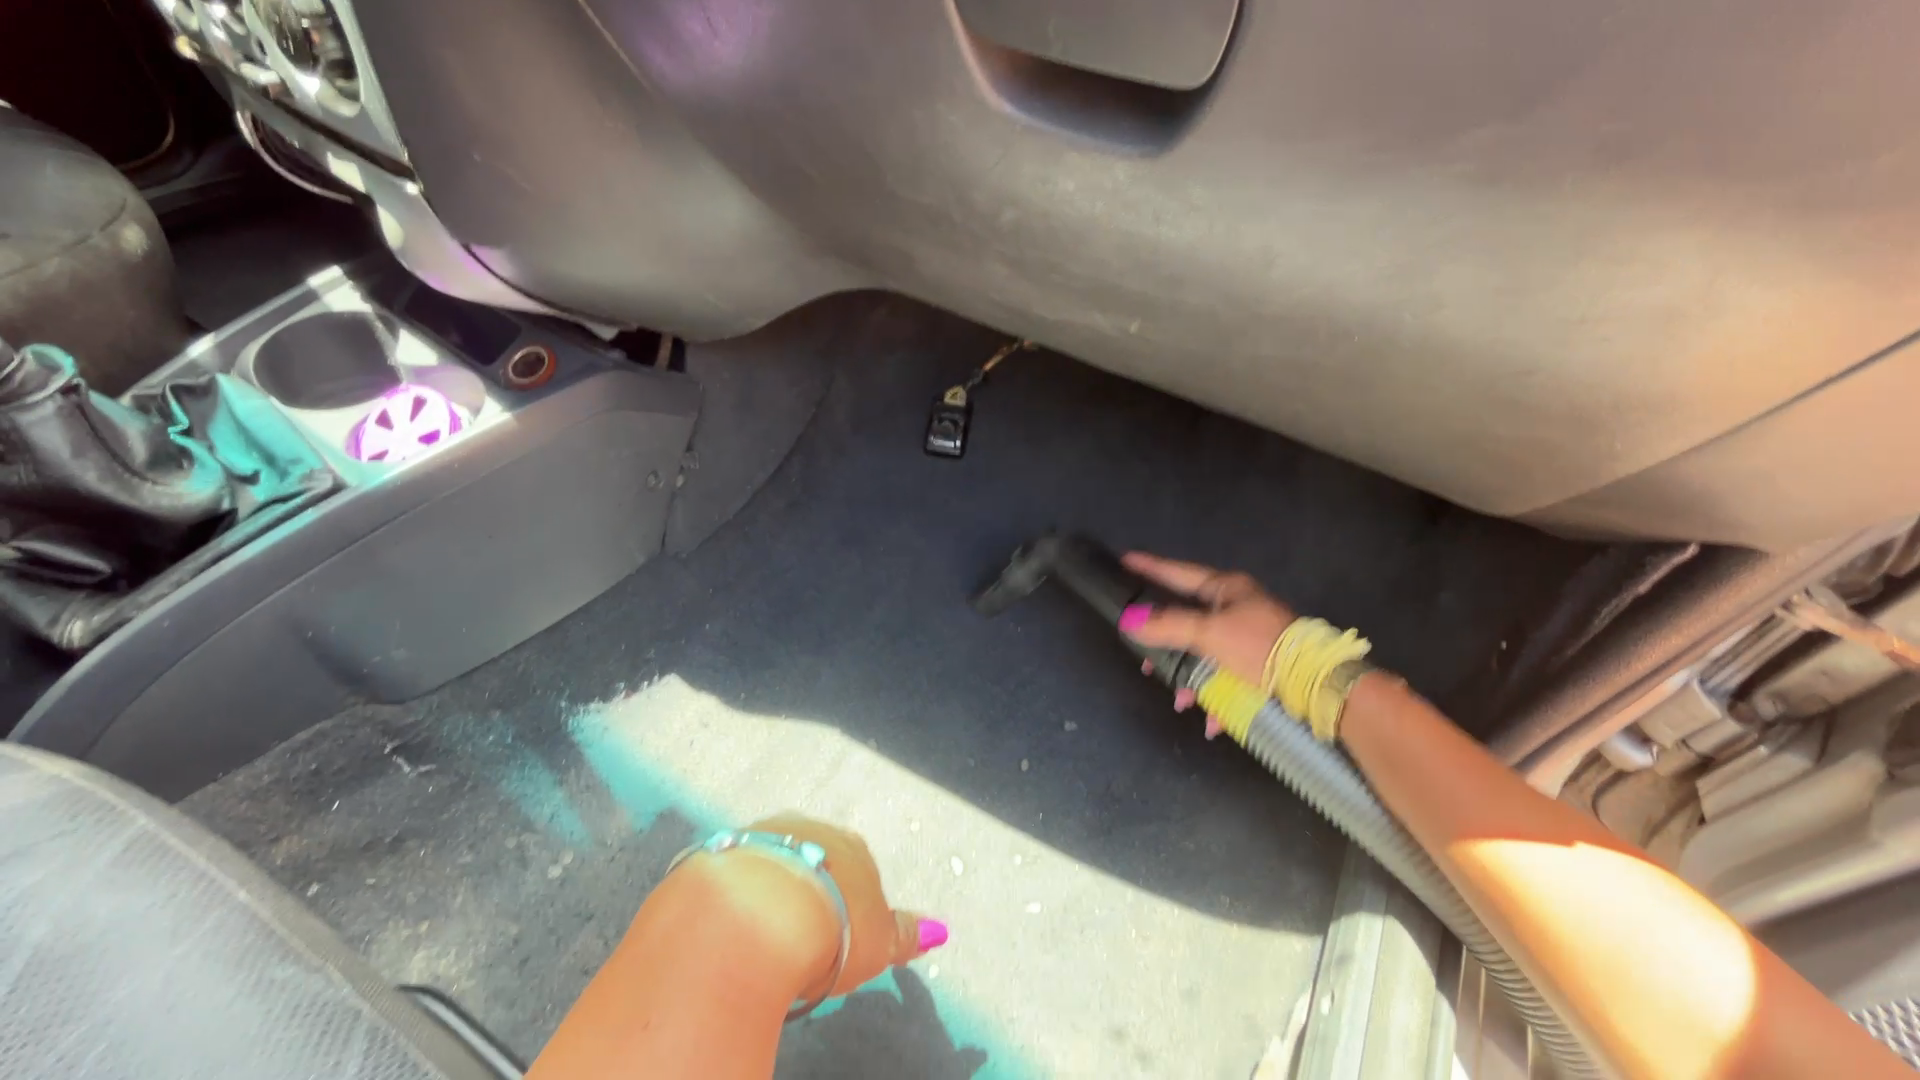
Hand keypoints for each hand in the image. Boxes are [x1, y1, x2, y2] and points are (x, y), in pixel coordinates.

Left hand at [739, 813, 943, 999]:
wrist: (763, 914)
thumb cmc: (835, 932)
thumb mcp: (880, 944)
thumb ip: (906, 935)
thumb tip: (940, 930)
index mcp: (857, 849)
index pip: (859, 870)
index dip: (850, 903)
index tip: (838, 936)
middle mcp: (816, 830)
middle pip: (816, 858)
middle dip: (811, 887)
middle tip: (800, 933)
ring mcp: (769, 833)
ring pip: (776, 858)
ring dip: (772, 884)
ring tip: (762, 929)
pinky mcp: (727, 846)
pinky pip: (738, 868)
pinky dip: (738, 888)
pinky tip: (733, 918)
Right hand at [1118, 552, 1295, 737]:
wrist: (1313, 682)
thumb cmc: (1258, 645)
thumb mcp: (1209, 634)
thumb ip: (1168, 626)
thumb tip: (1130, 619)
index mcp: (1226, 589)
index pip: (1178, 573)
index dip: (1150, 567)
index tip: (1125, 559)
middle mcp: (1236, 606)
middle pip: (1187, 619)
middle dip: (1167, 646)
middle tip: (1146, 659)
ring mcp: (1248, 635)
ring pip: (1204, 652)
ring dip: (1191, 679)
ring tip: (1183, 701)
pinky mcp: (1257, 662)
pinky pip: (1224, 675)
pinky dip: (1215, 696)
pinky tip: (1211, 719)